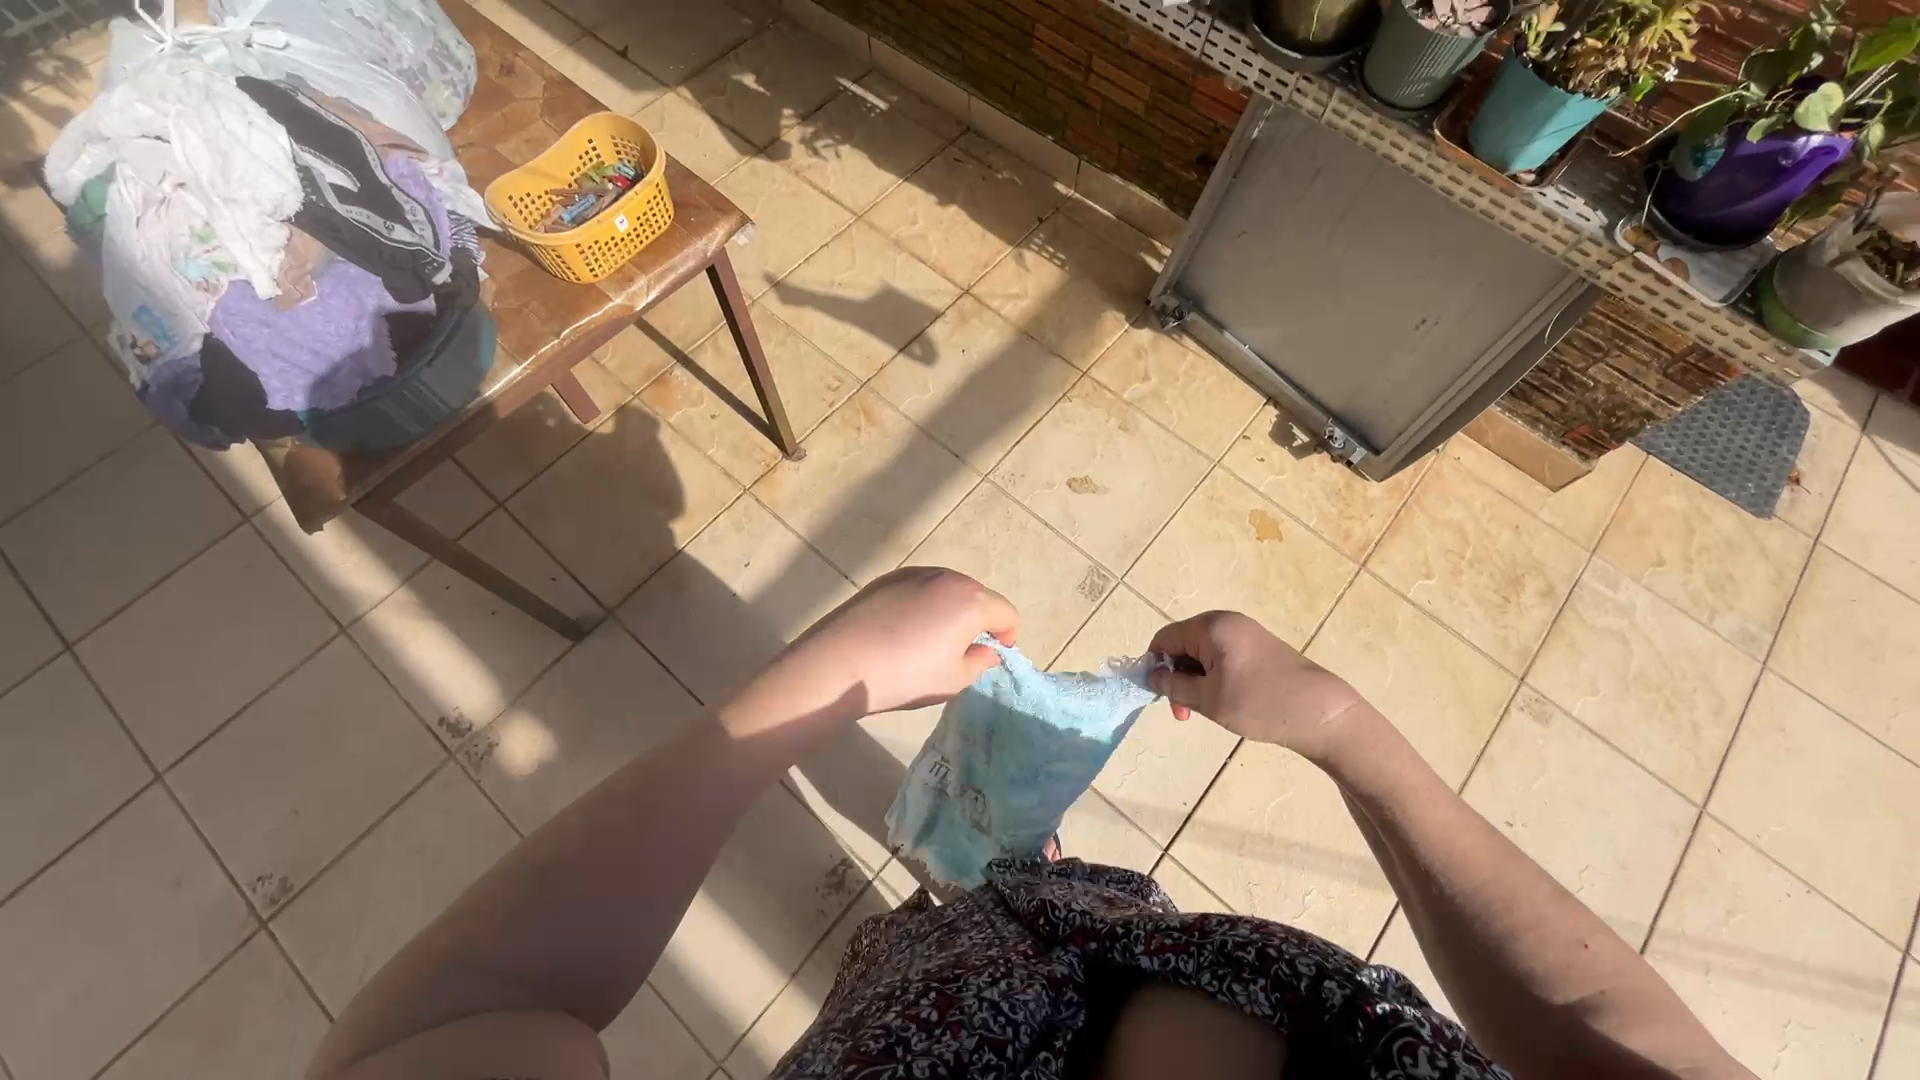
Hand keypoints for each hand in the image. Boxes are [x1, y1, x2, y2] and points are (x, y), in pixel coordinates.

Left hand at [722, 568, 1019, 745]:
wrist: (839, 663)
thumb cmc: (905, 676)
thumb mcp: (952, 680)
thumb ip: (980, 662)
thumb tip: (989, 651)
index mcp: (971, 600)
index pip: (1006, 613)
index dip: (1007, 636)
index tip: (993, 655)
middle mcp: (948, 577)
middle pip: (978, 597)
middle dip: (979, 622)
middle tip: (962, 652)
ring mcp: (915, 573)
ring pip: (948, 590)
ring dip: (951, 611)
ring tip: (930, 643)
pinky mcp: (888, 578)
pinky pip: (920, 589)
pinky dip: (924, 605)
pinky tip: (904, 632)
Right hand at [1149, 611, 1365, 761]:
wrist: (1320, 712)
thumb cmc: (1259, 704)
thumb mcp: (1207, 700)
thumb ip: (1173, 686)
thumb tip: (1151, 676)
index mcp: (1211, 626)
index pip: (1164, 638)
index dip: (1154, 666)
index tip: (1161, 697)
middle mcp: (1226, 621)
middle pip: (1182, 644)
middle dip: (1177, 677)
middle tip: (1184, 712)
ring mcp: (1245, 632)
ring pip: (1202, 653)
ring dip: (1195, 680)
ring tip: (1205, 710)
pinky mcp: (1259, 646)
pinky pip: (1221, 656)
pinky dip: (1214, 676)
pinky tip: (1224, 700)